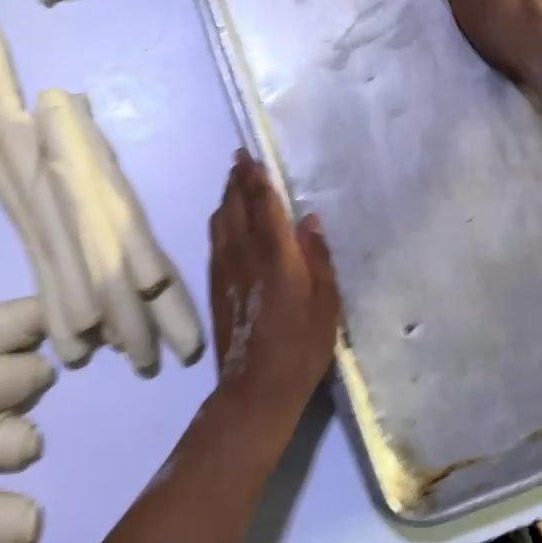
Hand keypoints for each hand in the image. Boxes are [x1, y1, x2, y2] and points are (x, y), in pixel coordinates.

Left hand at [208, 150, 339, 410]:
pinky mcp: (215, 284)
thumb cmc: (301, 345)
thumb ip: (318, 257)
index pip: (264, 203)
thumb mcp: (326, 302)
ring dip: (226, 197)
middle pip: (235, 205)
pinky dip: (221, 220)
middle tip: (238, 159)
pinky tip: (226, 222)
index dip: (257, 177)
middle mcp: (244, 251)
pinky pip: (215, 239)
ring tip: (233, 183)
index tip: (251, 156)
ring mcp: (225, 267)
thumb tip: (309, 220)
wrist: (256, 386)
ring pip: (221, 220)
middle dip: (236, 179)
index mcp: (275, 252)